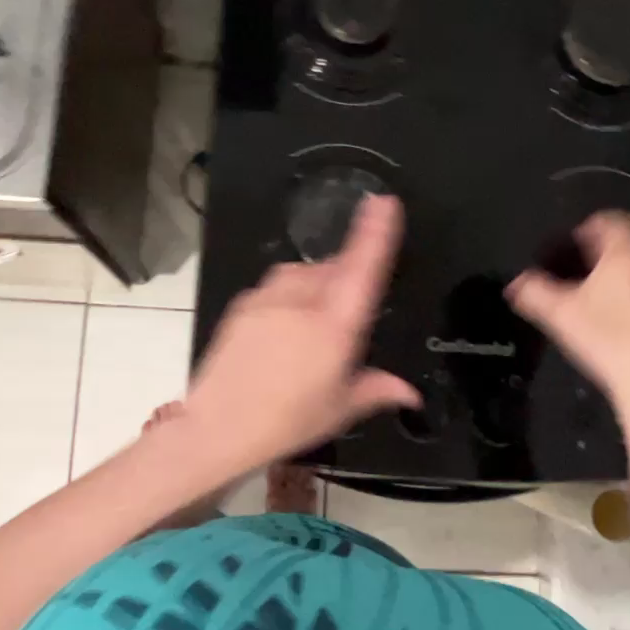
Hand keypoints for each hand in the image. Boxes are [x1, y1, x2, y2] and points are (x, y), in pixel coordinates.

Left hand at [180, 195, 420, 473]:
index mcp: (334, 327)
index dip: (375, 234)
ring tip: (317, 315)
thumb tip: (411, 394)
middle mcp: (301, 303)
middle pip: (333, 269)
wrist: (217, 427)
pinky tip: (284, 325)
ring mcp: (267, 301)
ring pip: (301, 273)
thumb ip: (377, 391)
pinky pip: (273, 287)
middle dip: (346, 274)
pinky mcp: (242, 307)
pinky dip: (287, 294)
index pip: (362, 270)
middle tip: (349, 312)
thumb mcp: (339, 411)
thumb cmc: (286, 422)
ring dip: (316, 280)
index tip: (384, 202)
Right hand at [506, 211, 629, 419]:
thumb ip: (533, 293)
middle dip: (608, 238)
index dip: (585, 228)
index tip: (568, 243)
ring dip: (623, 256)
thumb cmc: (605, 337)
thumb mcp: (559, 315)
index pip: (608, 221)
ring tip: (597, 276)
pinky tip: (616, 301)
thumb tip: (514, 284)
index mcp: (624, 252)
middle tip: (584, 253)